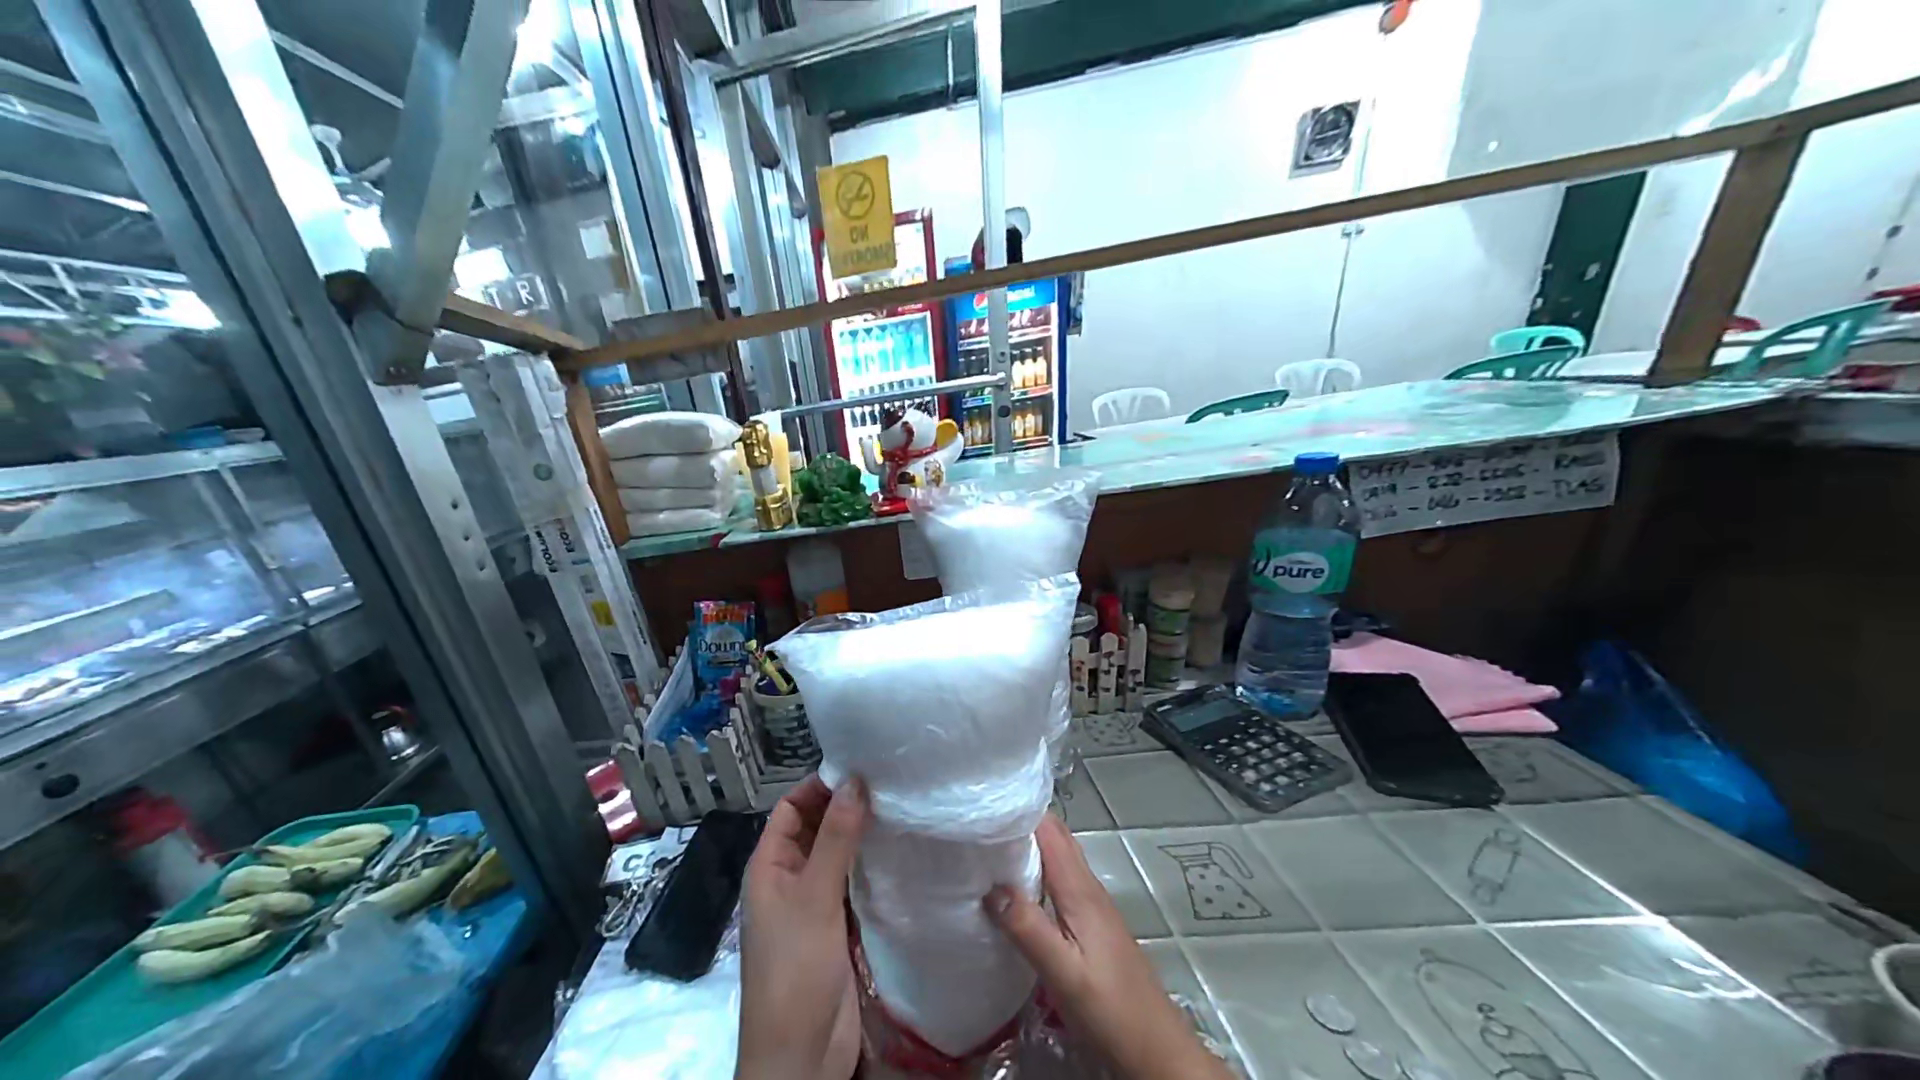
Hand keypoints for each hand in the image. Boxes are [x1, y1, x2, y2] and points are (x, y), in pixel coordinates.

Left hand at [736, 775, 869, 1079]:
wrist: (802, 1053)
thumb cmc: (795, 968)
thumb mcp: (814, 897)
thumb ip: (836, 838)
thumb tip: (855, 780)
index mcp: (770, 865)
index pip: (791, 808)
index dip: (819, 786)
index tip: (861, 767)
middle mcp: (789, 877)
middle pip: (816, 827)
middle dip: (845, 805)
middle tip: (890, 782)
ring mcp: (814, 902)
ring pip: (837, 854)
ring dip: (861, 834)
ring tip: (900, 807)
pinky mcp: (838, 923)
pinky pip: (852, 881)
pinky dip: (870, 863)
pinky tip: (899, 850)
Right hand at [984, 816, 1232, 1079]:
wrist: (1155, 1047)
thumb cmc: (1110, 1008)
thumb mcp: (1064, 974)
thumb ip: (1029, 928)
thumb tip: (992, 886)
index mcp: (1080, 890)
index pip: (1050, 830)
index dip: (1020, 810)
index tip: (984, 804)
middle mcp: (1088, 887)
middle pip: (1056, 837)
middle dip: (1021, 821)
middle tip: (980, 821)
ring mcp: (1092, 903)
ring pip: (1059, 856)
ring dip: (1029, 842)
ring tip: (989, 844)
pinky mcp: (1092, 921)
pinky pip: (1061, 877)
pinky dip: (1038, 867)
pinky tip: (1017, 884)